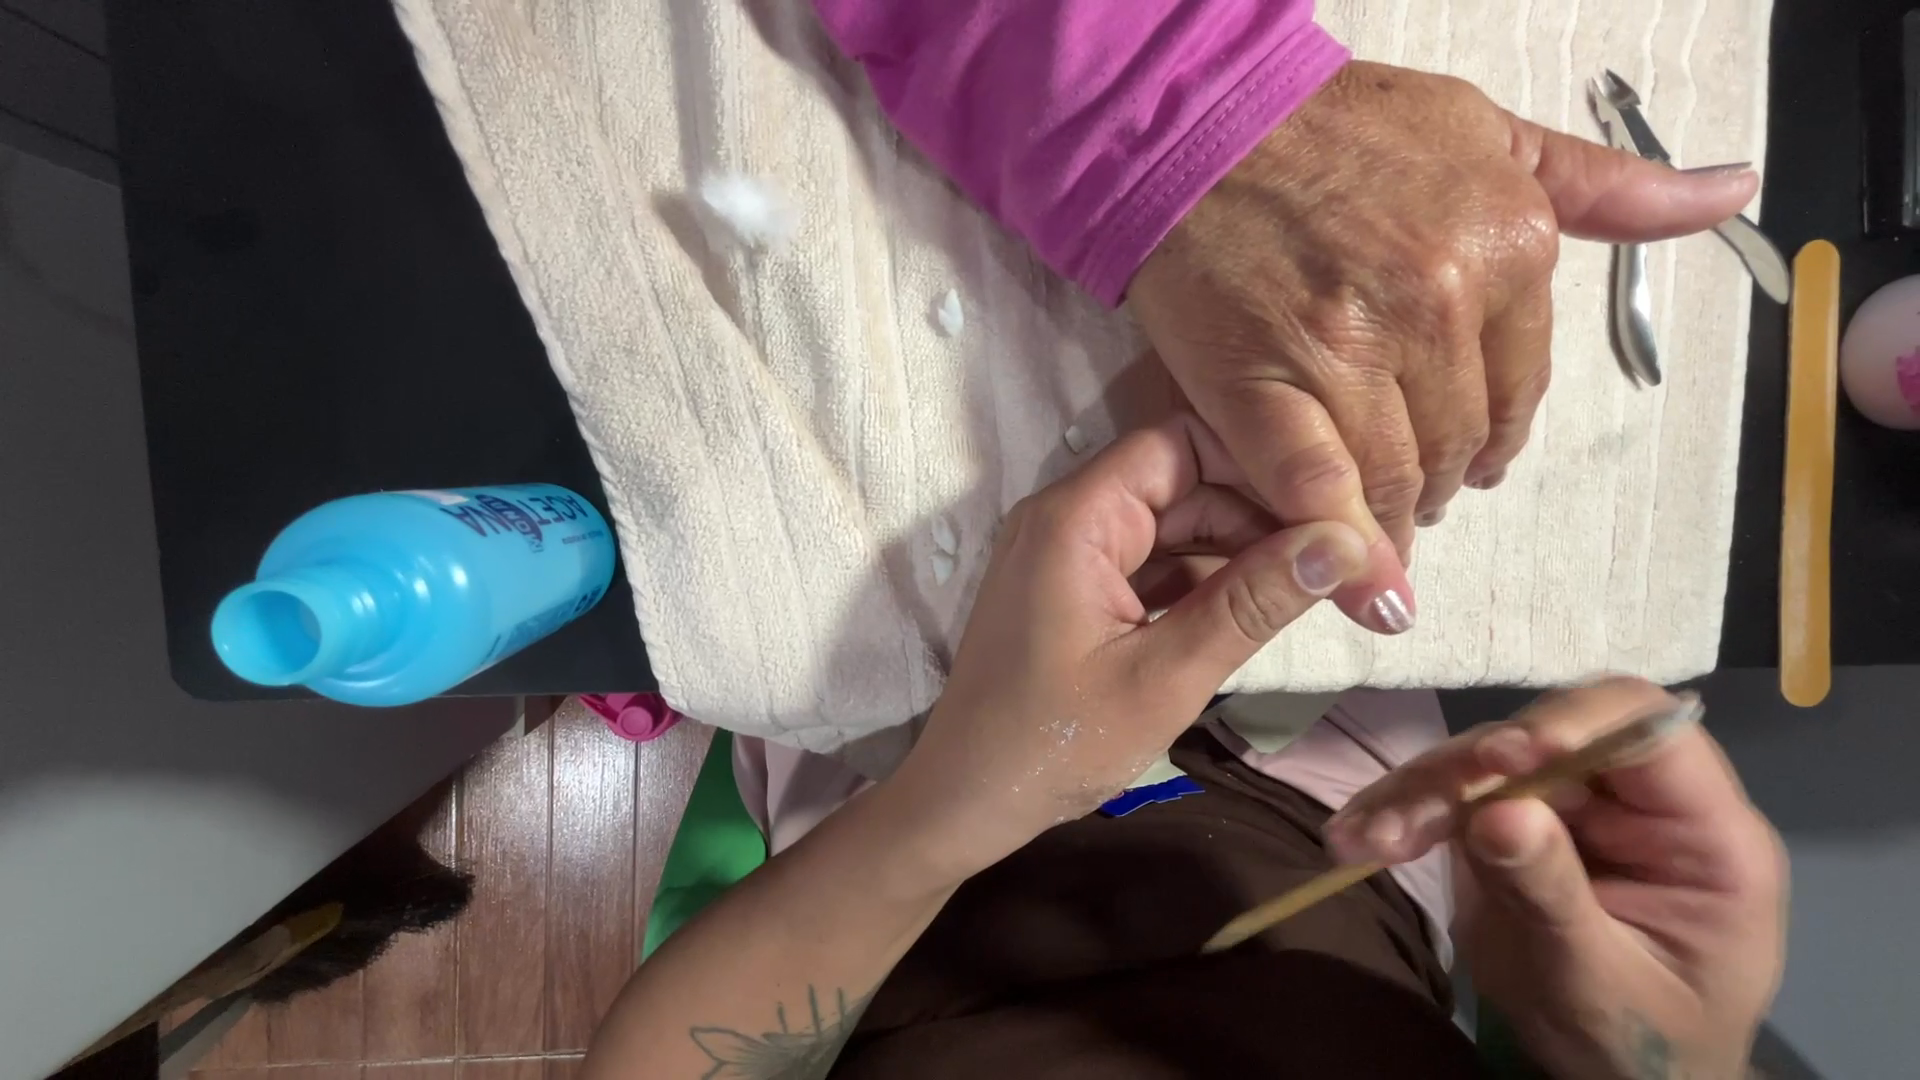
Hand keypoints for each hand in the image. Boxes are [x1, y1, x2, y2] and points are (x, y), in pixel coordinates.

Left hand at [880, 413, 1370, 879]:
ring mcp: (1067, 552)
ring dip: (1235, 551)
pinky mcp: (1073, 587)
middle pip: (1181, 481)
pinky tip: (1254, 606)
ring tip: (1315, 585)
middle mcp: (1067, 515)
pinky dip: (1197, 579)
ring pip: (1169, 524)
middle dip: (1258, 515)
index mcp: (1077, 515)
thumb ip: (1253, 601)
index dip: (1260, 461)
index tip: (1335, 503)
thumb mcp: (1166, 675)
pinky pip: (1146, 561)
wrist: (968, 797)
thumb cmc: (1057, 742)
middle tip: (1344, 558)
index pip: (1182, 441)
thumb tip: (1344, 541)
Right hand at [1129, 61, 1761, 635]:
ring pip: (1393, 475)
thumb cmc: (1333, 131)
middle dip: (1440, 489)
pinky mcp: (1263, 389)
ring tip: (1379, 539)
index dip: (1490, 445)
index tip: (1467, 472)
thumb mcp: (1486, 129)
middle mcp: (1436, 308)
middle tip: (1414, 507)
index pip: (1514, 392)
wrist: (1202, 138)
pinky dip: (1340, 543)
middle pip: (1454, 445)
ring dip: (1393, 524)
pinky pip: (1313, 484)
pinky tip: (1366, 593)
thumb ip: (1600, 181)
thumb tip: (1724, 194)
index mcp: (1505, 249)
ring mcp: (1345, 356)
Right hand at [1324, 678, 1787, 1079]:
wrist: (1603, 1075)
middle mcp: (1622, 799)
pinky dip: (1392, 811)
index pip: (1646, 730)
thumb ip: (1553, 894)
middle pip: (1532, 739)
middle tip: (1399, 828)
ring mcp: (1557, 802)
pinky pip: (1439, 791)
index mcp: (1698, 833)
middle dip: (1458, 776)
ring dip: (1411, 797)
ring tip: (1360, 844)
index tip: (1505, 761)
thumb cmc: (1637, 1042)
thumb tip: (1500, 811)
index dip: (1576, 724)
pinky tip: (1354, 838)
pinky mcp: (1499, 812)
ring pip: (1471, 762)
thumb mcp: (1599, 983)